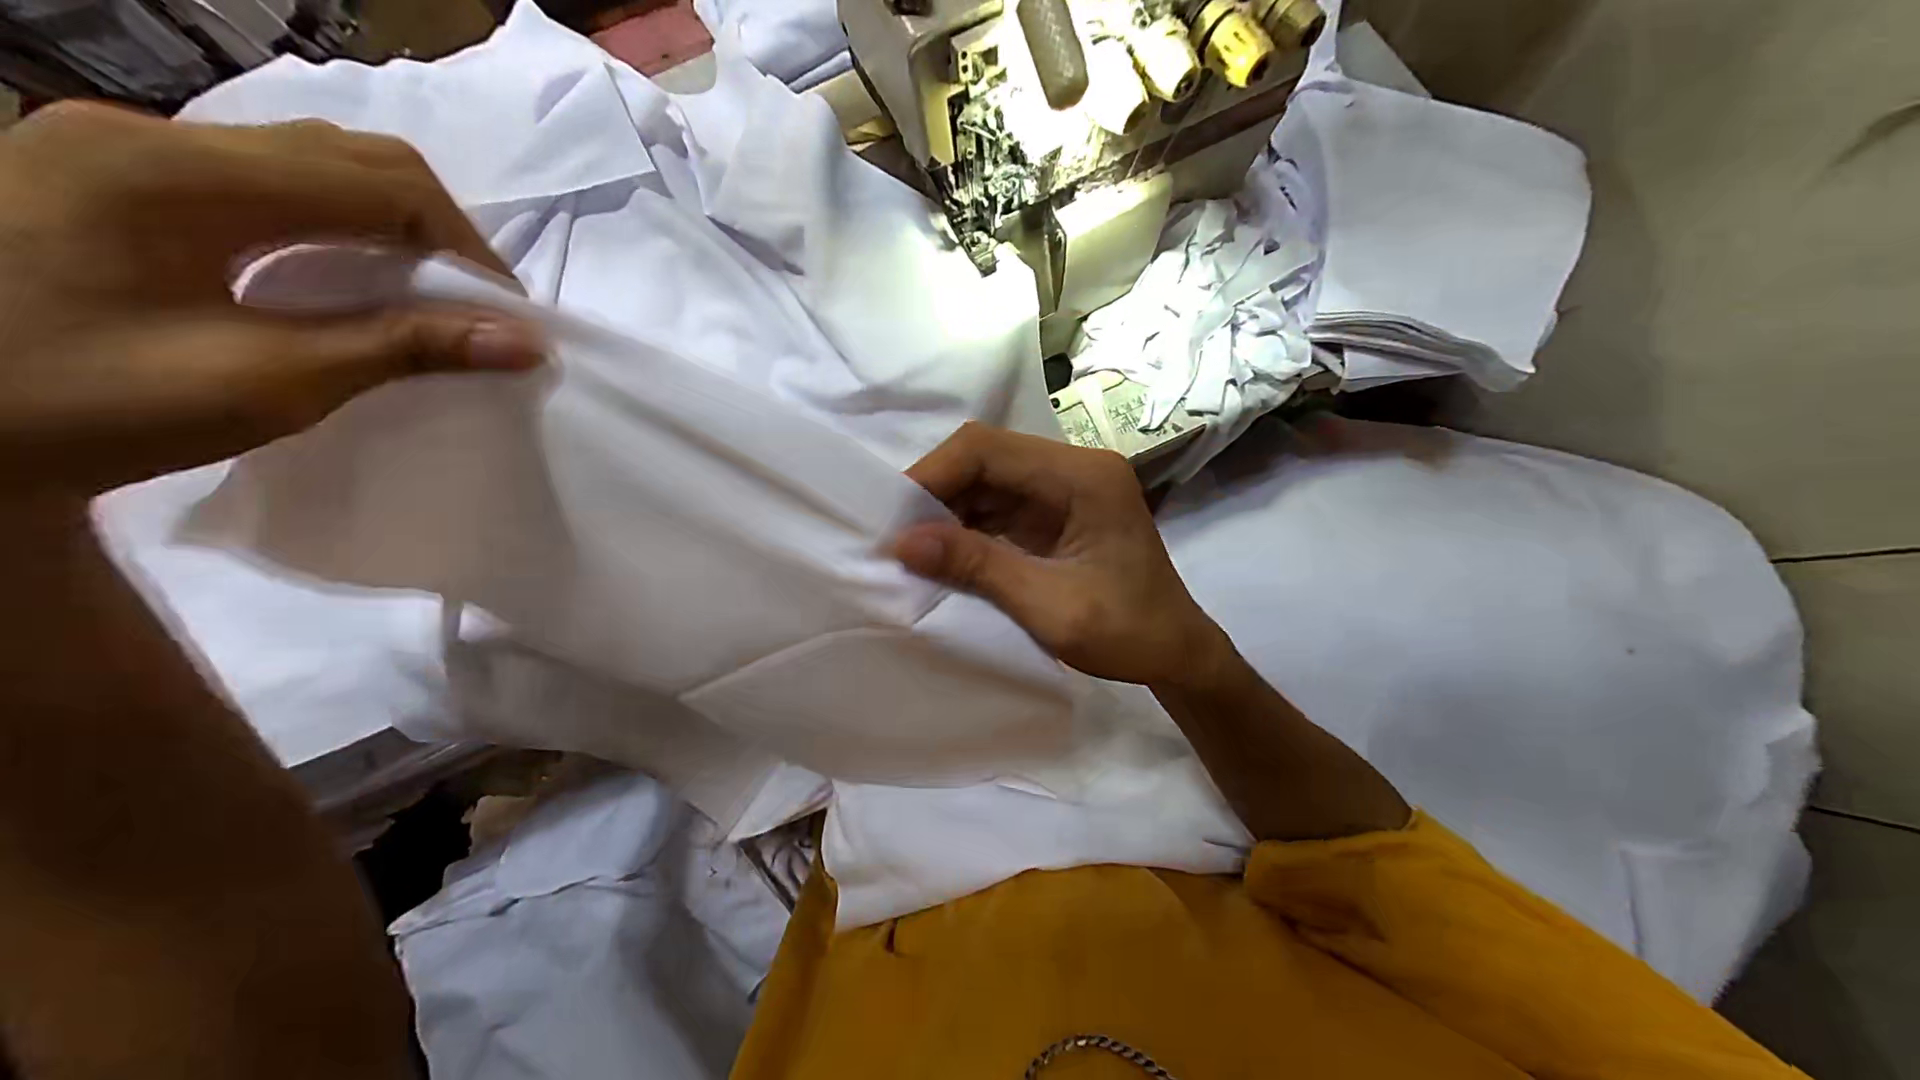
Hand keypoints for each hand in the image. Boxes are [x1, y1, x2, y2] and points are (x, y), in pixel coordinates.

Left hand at [0, 102, 542, 504]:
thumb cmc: (86, 409)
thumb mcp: (265, 383)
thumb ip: (403, 349)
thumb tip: (525, 343)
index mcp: (176, 174)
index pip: (380, 181)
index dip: (465, 246)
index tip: (504, 316)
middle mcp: (150, 135)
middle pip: (351, 155)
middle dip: (437, 230)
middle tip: (473, 306)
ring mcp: (126, 149)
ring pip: (313, 162)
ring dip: (390, 225)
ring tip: (423, 295)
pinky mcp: (117, 176)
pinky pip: (267, 182)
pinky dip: (336, 227)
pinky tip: (345, 279)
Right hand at [896, 421, 1230, 687]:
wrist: (1176, 652)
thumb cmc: (1128, 633)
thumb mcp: (1051, 606)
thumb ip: (979, 568)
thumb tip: (903, 543)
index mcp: (1084, 476)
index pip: (988, 449)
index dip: (933, 474)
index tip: (895, 520)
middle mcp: (1073, 467)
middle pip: (985, 457)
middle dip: (935, 492)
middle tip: (896, 536)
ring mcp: (1064, 488)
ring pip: (986, 479)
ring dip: (947, 510)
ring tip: (911, 548)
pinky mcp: (1055, 511)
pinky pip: (998, 505)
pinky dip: (966, 526)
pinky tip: (942, 554)